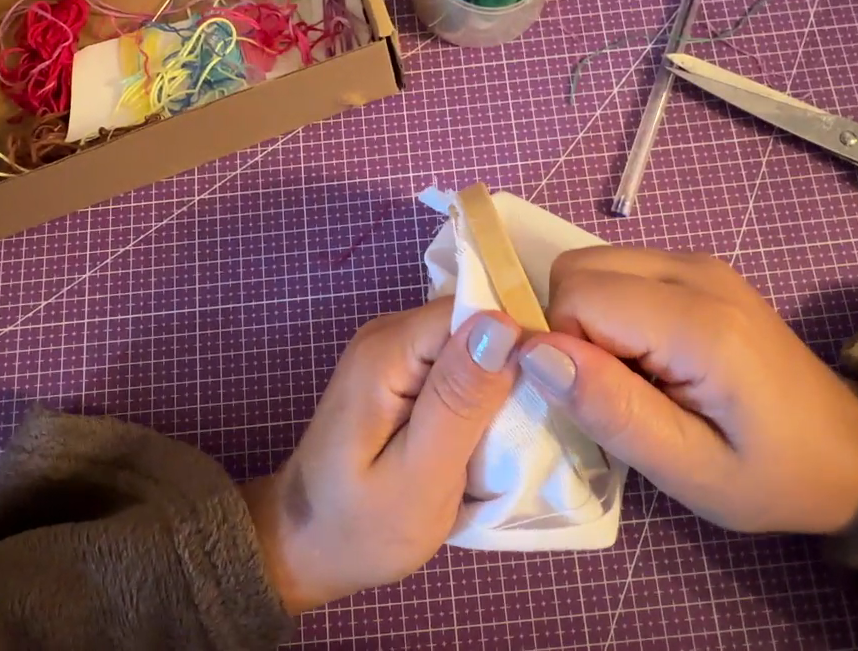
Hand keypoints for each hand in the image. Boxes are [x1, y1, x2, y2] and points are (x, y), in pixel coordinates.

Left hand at [240, 299, 519, 612]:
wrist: (304, 547)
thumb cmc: (360, 528)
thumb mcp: (420, 477)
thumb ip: (460, 401)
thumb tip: (502, 323)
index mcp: (387, 351)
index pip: (472, 310)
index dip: (518, 340)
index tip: (553, 388)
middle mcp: (388, 334)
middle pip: (473, 320)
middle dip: (513, 359)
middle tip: (540, 420)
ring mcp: (393, 349)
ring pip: (470, 340)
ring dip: (501, 378)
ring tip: (522, 428)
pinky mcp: (401, 370)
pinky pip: (456, 360)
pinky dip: (481, 390)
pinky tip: (494, 427)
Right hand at [517, 247, 857, 535]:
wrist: (850, 449)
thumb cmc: (770, 474)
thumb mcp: (688, 470)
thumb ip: (610, 409)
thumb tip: (533, 352)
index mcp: (699, 322)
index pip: (577, 297)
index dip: (564, 350)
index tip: (595, 400)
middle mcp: (694, 269)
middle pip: (576, 270)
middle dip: (569, 329)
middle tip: (613, 389)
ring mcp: (696, 260)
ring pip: (589, 264)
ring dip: (586, 318)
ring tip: (631, 374)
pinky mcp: (694, 264)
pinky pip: (615, 269)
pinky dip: (607, 308)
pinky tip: (645, 352)